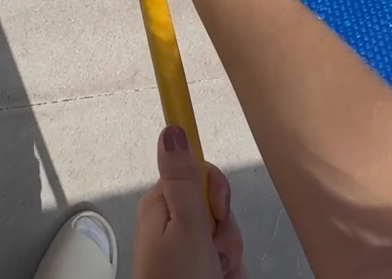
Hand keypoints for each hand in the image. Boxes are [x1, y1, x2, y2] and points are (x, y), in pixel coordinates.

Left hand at [135, 126, 244, 278]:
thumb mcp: (186, 226)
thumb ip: (184, 179)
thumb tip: (172, 127)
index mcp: (161, 203)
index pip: (197, 171)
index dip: (215, 188)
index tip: (217, 207)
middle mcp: (171, 222)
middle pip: (215, 206)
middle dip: (226, 229)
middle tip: (215, 252)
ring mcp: (185, 250)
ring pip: (224, 236)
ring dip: (229, 256)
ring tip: (217, 274)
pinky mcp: (198, 271)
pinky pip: (225, 261)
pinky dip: (228, 273)